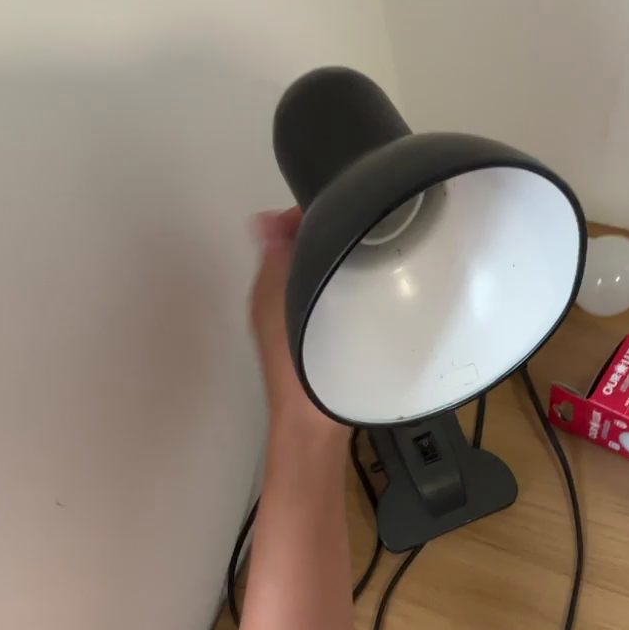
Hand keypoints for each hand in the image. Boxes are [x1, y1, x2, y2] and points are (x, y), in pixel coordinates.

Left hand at [250, 208, 345, 448]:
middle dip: (325, 235)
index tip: (336, 207)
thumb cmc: (299, 372)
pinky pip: (332, 298)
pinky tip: (364, 288)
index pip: (281, 233)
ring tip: (364, 250)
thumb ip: (277, 264)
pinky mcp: (321, 338)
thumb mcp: (286, 310)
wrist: (313, 423)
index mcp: (265, 289)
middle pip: (302, 251)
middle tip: (354, 226)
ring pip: (318, 275)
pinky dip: (345, 287)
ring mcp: (301, 320)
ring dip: (336, 261)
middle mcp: (279, 301)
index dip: (304, 216)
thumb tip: (265, 221)